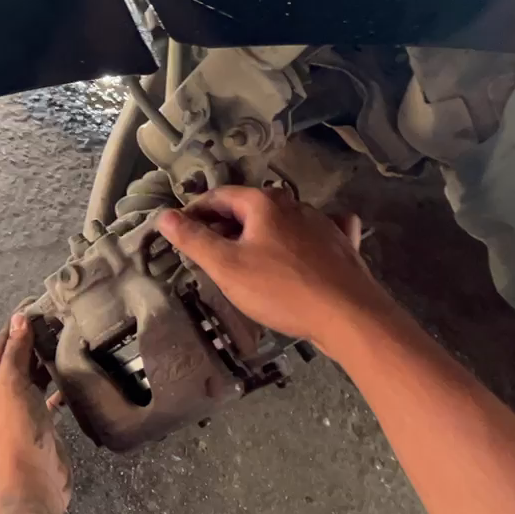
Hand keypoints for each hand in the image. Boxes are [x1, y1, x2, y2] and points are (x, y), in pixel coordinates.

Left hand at [0, 311, 70, 513]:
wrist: (32, 482)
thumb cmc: (16, 430)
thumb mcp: (12, 384)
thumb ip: (16, 352)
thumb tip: (19, 317)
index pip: (3, 345)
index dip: (17, 324)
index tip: (37, 303)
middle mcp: (5, 394)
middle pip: (21, 360)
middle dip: (36, 340)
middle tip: (61, 318)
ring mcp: (25, 410)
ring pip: (37, 378)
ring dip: (49, 361)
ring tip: (70, 340)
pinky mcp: (44, 424)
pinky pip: (52, 399)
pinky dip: (62, 387)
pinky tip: (76, 376)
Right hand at [155, 186, 406, 355]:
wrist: (350, 317)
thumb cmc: (281, 289)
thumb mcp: (226, 267)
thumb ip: (193, 239)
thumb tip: (164, 216)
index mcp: (262, 203)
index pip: (217, 196)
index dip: (194, 212)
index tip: (180, 232)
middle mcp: (293, 204)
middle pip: (248, 207)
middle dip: (225, 224)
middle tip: (208, 251)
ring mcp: (322, 222)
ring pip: (281, 219)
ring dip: (259, 232)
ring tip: (246, 256)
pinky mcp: (342, 245)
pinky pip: (318, 231)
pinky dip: (304, 235)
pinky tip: (307, 243)